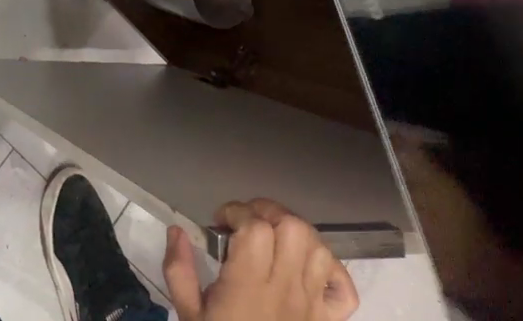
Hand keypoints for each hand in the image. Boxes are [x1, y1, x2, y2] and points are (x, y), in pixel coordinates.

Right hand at [164, 199, 358, 320]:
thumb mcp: (188, 313)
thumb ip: (179, 270)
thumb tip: (177, 231)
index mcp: (248, 286)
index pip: (255, 228)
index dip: (236, 212)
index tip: (219, 223)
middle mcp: (285, 290)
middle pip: (293, 229)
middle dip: (267, 212)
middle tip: (246, 222)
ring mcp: (312, 306)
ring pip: (319, 249)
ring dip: (296, 234)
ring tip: (273, 239)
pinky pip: (344, 287)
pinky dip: (330, 269)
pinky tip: (305, 267)